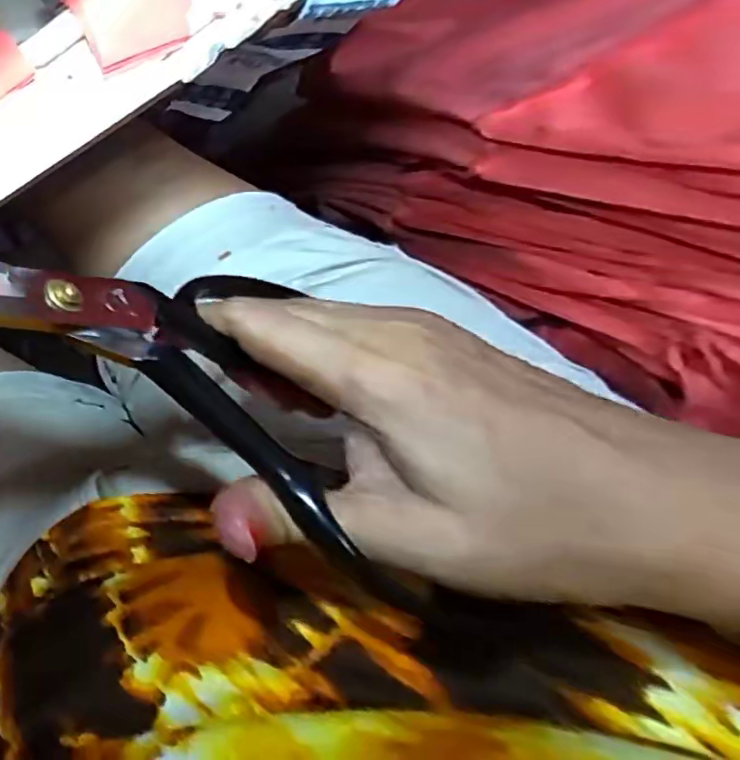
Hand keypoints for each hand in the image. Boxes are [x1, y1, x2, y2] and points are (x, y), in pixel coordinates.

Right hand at [201, 298, 739, 620]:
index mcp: (371, 372)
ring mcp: (414, 321)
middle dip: (230, 341)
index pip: (254, 320)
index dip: (202, 328)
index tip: (170, 356)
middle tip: (233, 404)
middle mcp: (385, 328)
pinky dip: (308, 340)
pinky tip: (329, 390)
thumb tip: (219, 528)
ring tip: (281, 404)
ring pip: (304, 309)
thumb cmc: (534, 525)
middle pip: (271, 310)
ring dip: (270, 342)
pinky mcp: (432, 328)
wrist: (679, 509)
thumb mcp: (410, 539)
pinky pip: (339, 315)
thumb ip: (300, 519)